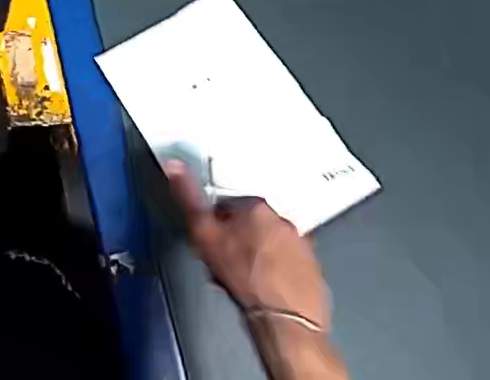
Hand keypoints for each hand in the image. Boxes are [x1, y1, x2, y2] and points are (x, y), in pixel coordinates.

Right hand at [165, 161, 330, 327]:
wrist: (283, 320)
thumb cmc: (246, 279)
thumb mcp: (204, 235)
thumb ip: (188, 198)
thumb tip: (176, 168)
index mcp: (254, 206)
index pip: (228, 205)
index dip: (217, 225)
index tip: (215, 240)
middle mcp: (281, 219)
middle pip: (252, 222)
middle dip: (241, 237)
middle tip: (231, 260)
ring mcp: (301, 244)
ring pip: (271, 242)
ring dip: (261, 252)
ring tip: (249, 275)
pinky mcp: (313, 267)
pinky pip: (291, 262)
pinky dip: (280, 270)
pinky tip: (268, 285)